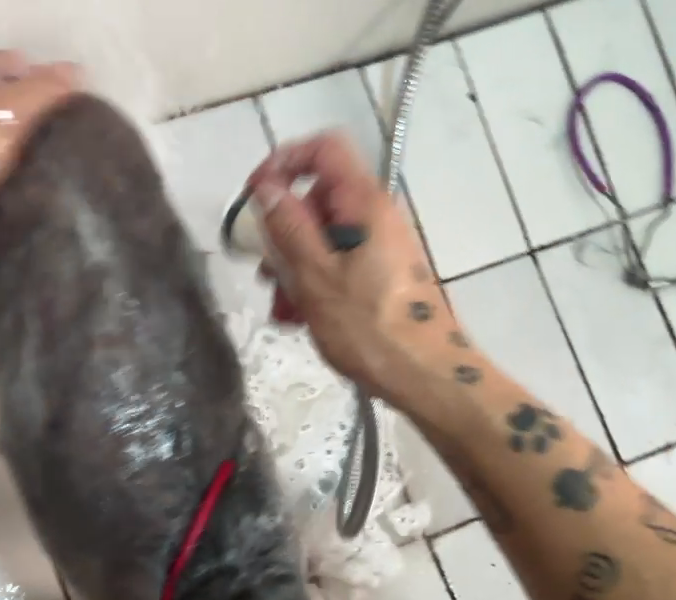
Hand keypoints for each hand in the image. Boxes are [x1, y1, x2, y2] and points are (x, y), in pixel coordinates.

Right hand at [246, 134, 468, 398]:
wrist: (422, 373)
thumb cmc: (366, 327)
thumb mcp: (315, 277)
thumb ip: (288, 227)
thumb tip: (265, 188)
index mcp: (364, 204)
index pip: (324, 150)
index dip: (284, 162)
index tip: (253, 196)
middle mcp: (376, 215)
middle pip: (318, 199)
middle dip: (282, 231)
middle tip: (263, 271)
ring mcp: (380, 246)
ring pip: (323, 237)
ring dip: (292, 265)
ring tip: (280, 306)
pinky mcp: (380, 275)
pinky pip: (337, 263)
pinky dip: (312, 282)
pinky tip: (299, 317)